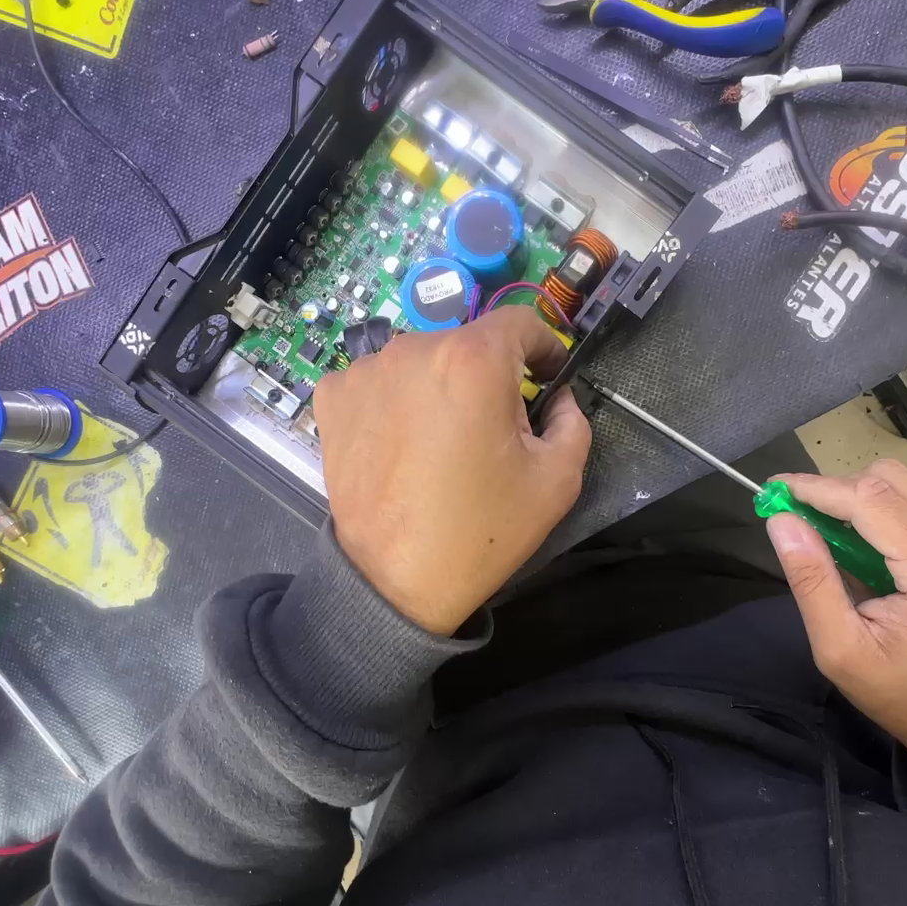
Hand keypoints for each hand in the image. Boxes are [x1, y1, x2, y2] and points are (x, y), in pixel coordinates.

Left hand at [314, 307, 590, 635]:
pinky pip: (379, 381)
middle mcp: (414, 348)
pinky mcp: (333, 397)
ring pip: (422, 362)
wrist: (395, 582)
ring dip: (441, 387)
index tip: (547, 377)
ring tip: (442, 443)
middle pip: (469, 345)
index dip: (544, 346)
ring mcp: (365, 371)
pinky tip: (401, 443)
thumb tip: (557, 398)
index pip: (520, 323)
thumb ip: (573, 420)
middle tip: (494, 431)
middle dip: (491, 377)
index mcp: (473, 360)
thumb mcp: (558, 480)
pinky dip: (395, 400)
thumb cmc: (483, 531)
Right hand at [765, 460, 906, 796]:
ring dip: (859, 500)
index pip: (871, 501)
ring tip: (828, 537)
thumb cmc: (904, 698)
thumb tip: (781, 521)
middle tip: (799, 519)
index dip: (816, 488)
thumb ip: (811, 581)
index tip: (773, 491)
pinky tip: (863, 550)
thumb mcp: (840, 650)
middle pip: (891, 480)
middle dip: (837, 490)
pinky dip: (882, 515)